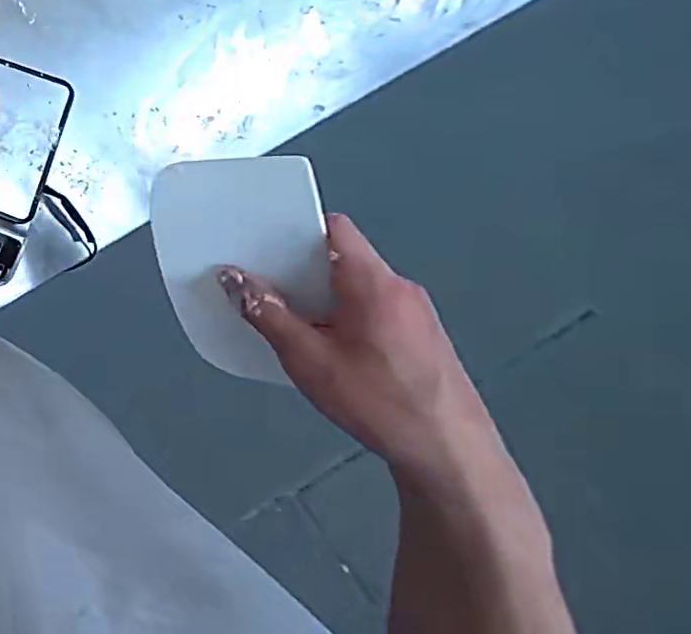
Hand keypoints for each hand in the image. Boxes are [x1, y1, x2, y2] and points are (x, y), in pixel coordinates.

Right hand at [221, 214, 508, 493]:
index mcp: (374, 282)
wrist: (456, 461)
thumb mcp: (308, 359)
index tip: (265, 245)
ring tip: (295, 324)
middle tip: (267, 287)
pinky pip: (373, 307)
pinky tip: (329, 348)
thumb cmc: (383, 405)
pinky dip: (344, 314)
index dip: (296, 230)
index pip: (333, 228)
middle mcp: (400, 289)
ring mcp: (417, 313)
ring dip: (322, 296)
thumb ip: (266, 313)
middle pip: (341, 256)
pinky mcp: (423, 337)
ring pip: (356, 284)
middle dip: (301, 269)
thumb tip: (234, 279)